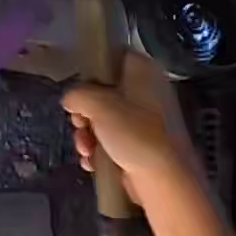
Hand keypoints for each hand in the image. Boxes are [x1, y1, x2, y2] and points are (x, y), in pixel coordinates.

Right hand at [62, 51, 203, 202]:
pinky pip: (111, 140)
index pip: (113, 56)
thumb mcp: (97, 105)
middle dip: (85, 112)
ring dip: (87, 135)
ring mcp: (145, 120)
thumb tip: (71, 101)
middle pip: (102, 92)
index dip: (93, 71)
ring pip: (103, 119)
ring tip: (86, 149)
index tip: (79, 88)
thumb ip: (77, 95)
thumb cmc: (134, 133)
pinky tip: (93, 162)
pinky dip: (99, 150)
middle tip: (81, 123)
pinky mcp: (141, 144)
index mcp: (143, 72)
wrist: (163, 178)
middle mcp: (146, 91)